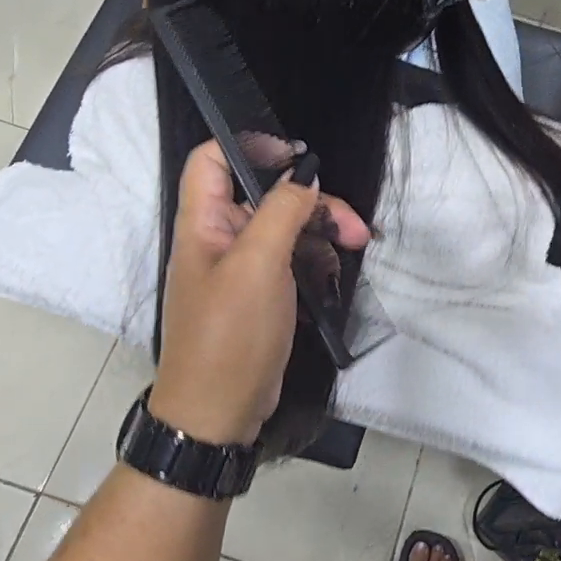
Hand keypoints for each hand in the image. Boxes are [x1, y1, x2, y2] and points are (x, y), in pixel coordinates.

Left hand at [150, 142, 368, 445]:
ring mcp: (241, 269)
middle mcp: (219, 238)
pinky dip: (316, 260)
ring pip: (285, 228)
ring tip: (358, 246)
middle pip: (265, 195)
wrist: (218, 415)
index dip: (250, 145)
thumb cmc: (230, 334)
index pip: (212, 159)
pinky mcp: (260, 295)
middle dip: (312, 202)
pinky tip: (337, 272)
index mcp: (203, 222)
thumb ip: (282, 210)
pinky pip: (290, 261)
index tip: (297, 156)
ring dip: (322, 232)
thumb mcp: (258, 264)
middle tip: (354, 224)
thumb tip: (304, 173)